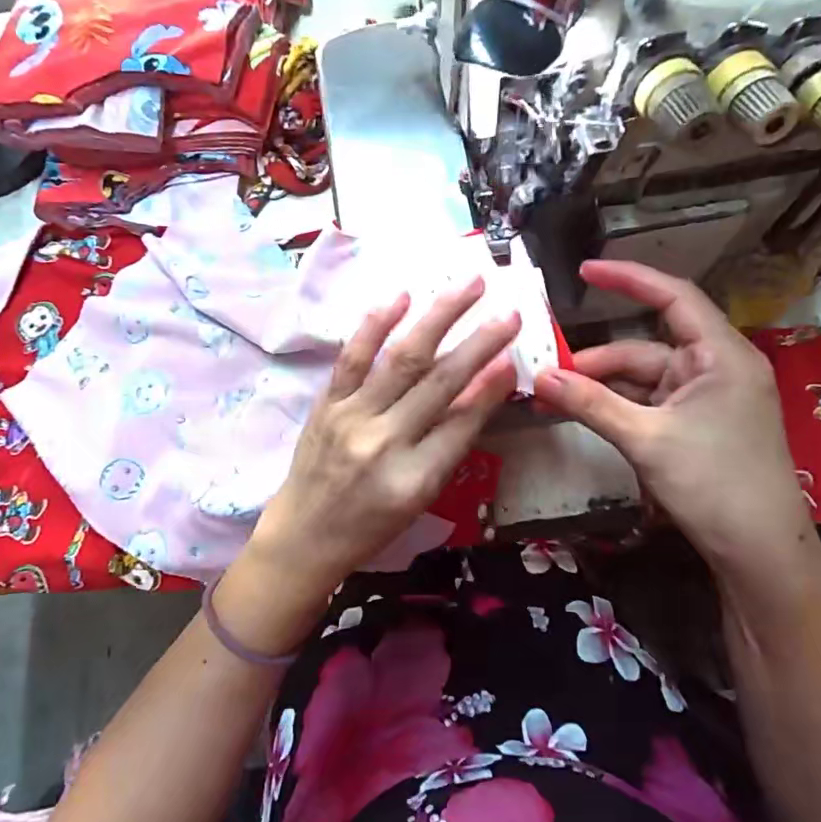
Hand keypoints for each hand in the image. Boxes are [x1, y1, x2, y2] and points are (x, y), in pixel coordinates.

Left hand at [248, 277, 520, 594]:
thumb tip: (483, 391)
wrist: (305, 535)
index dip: (493, 386)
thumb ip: (449, 445)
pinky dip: (376, 325)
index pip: (463, 421)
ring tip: (467, 286)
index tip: (515, 354)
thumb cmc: (371, 525)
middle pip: (440, 382)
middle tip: (510, 311)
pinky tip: (401, 298)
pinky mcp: (326, 404)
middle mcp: (384, 443)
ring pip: (402, 359)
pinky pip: (352, 358)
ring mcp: (350, 419)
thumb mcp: (421, 498)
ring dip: (439, 318)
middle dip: (480, 343)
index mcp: (415, 478)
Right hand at [533, 260, 814, 579]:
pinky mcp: (695, 427)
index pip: (673, 298)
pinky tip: (580, 415)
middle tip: (543, 377)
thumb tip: (539, 377)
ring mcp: (705, 400)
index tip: (584, 271)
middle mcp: (714, 369)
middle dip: (593, 363)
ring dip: (598, 390)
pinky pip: (647, 405)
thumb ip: (590, 404)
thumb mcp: (645, 439)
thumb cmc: (714, 484)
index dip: (628, 279)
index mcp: (720, 356)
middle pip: (643, 349)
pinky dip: (615, 409)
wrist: (758, 551)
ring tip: (549, 400)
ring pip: (640, 381)